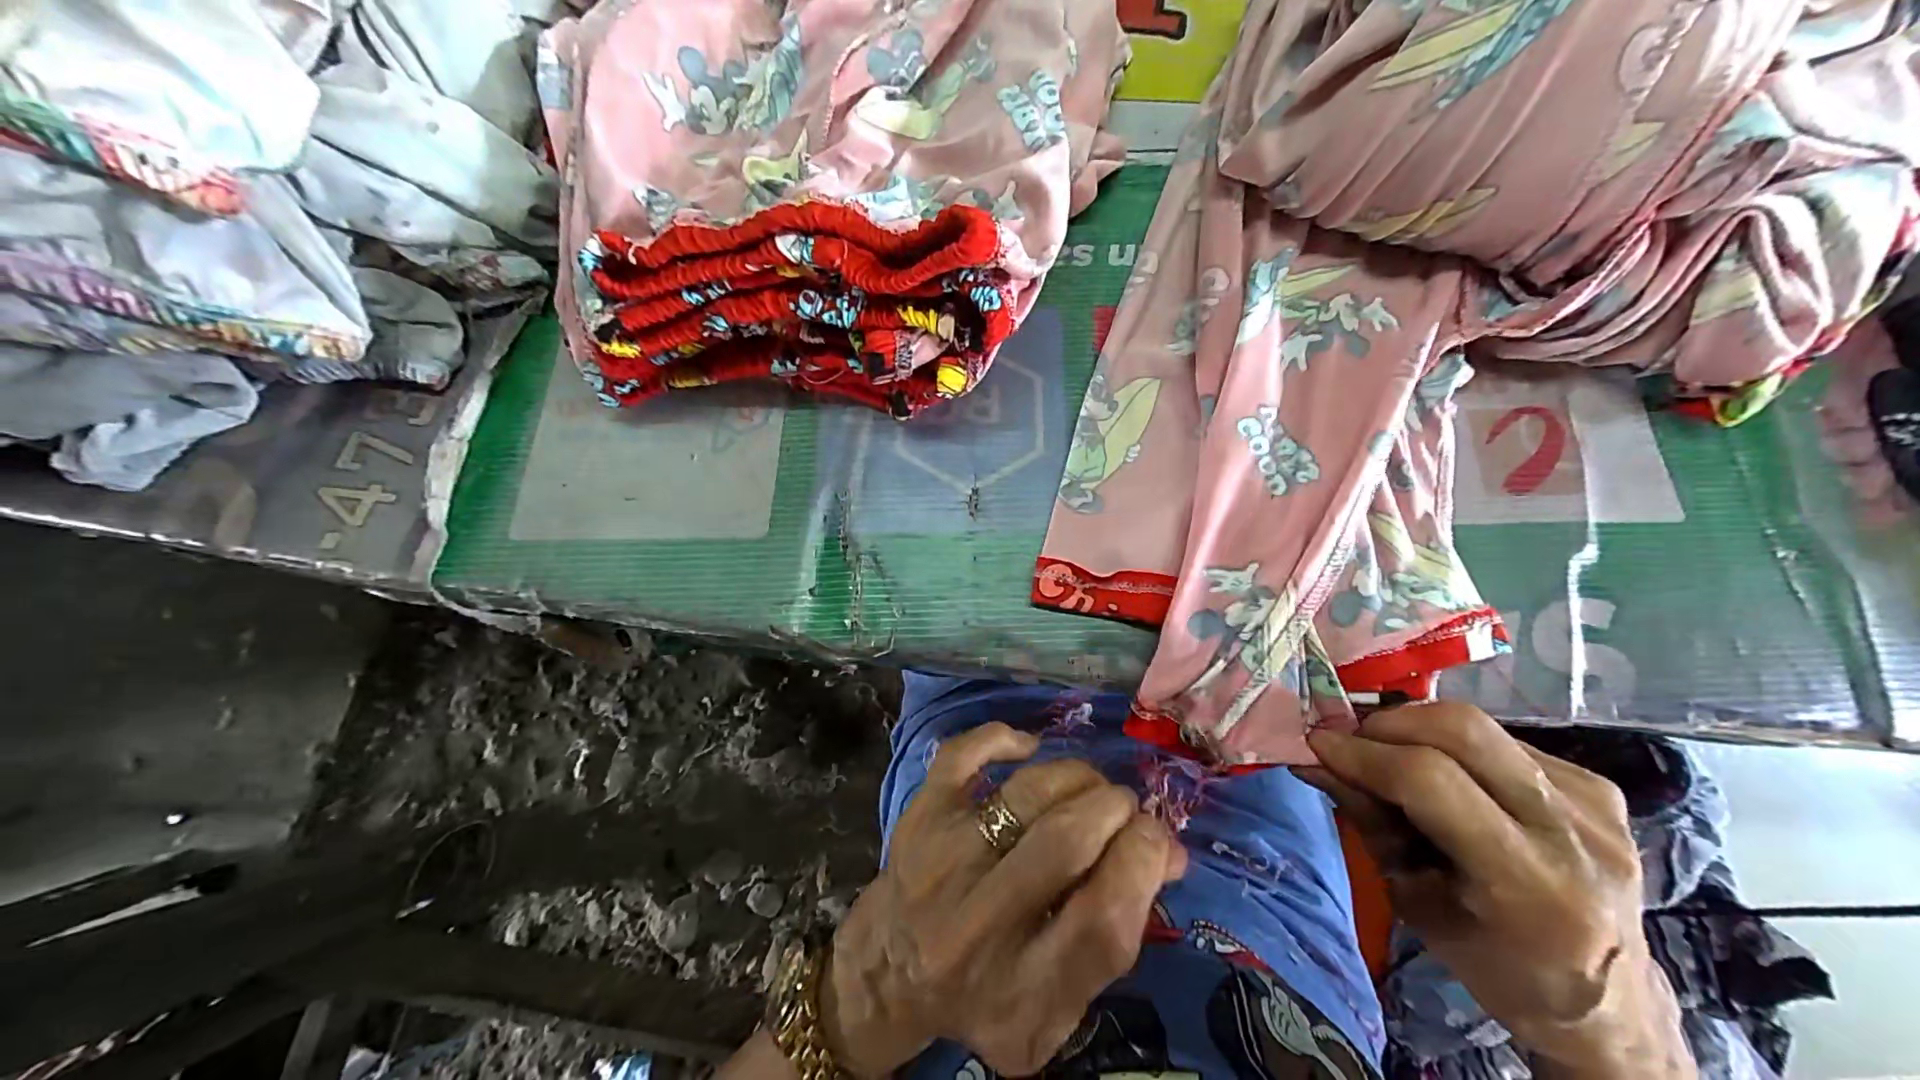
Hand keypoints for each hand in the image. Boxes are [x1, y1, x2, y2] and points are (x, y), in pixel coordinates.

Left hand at [820, 723, 1184, 1076]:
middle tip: (1124, 808)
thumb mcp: (1057, 1003)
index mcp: (1025, 993)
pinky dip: (1002, 738)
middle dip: (1114, 811)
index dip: (1143, 865)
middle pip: (1066, 841)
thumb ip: (1116, 933)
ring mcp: (942, 863)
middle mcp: (978, 927)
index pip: (1103, 920)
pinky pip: (962, 756)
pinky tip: (1031, 749)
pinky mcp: (918, 819)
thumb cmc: (988, 993)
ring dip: (1076, 777)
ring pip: (1025, 793)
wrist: (892, 972)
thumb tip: (1167, 847)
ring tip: (1089, 788)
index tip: (1156, 841)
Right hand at [1300, 704, 1695, 1079]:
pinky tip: (1447, 774)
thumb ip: (1368, 823)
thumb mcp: (1413, 902)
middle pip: (1462, 731)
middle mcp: (1573, 835)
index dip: (1363, 753)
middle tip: (1349, 738)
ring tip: (1388, 753)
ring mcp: (1595, 806)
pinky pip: (1505, 741)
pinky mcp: (1601, 789)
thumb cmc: (1493, 963)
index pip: (1429, 780)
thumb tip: (1313, 761)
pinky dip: (1455, 746)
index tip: (1316, 744)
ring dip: (1416, 730)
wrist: (1608, 1001)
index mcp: (1529, 884)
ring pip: (1481, 727)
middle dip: (1388, 724)